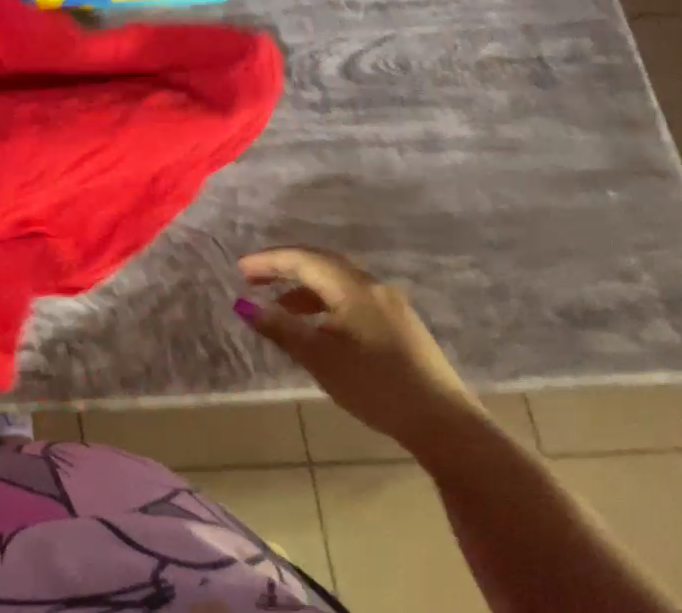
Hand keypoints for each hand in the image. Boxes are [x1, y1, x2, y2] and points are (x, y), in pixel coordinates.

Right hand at [235, 246, 486, 455]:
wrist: (443, 422)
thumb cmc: (374, 383)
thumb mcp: (318, 356)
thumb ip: (279, 327)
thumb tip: (243, 304)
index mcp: (353, 288)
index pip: (303, 259)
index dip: (268, 262)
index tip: (238, 271)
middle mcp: (373, 288)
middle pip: (322, 263)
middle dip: (285, 267)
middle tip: (254, 279)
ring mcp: (391, 306)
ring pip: (337, 282)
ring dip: (304, 288)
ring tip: (278, 307)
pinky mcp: (399, 327)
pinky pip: (351, 299)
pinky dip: (323, 303)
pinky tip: (314, 327)